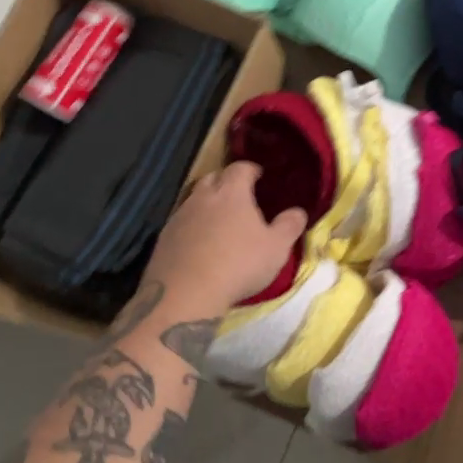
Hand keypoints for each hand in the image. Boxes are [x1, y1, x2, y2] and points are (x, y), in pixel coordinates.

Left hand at [144, 161, 306, 310]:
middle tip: (238, 195)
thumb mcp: (276, 248)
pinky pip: (181, 222)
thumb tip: (298, 211)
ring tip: (219, 220)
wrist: (186, 293)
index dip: (251, 169)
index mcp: (231, 193)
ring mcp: (179, 216)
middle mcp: (203, 197)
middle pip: (212, 178)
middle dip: (225, 181)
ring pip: (194, 199)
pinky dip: (192, 225)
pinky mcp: (164, 237)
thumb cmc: (239, 265)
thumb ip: (289, 226)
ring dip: (206, 204)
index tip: (258, 175)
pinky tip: (199, 243)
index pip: (240, 168)